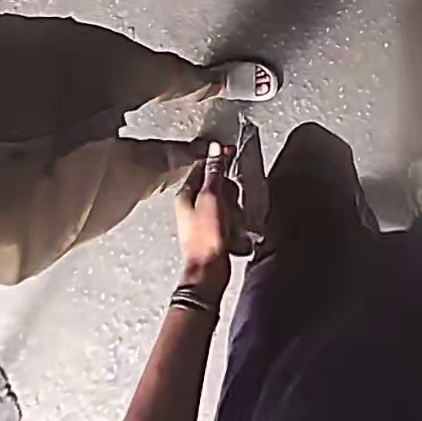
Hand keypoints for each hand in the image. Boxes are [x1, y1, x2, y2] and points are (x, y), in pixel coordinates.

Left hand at [175, 141, 238, 298]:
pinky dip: (233, 219)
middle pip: (214, 183)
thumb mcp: (212, 198)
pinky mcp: (211, 230)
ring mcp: (200, 218)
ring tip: (234, 219)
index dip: (218, 159)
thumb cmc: (207, 235)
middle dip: (228, 189)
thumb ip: (214, 172)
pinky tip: (236, 228)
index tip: (232, 154)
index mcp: (185, 194)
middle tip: (232, 200)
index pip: (202, 166)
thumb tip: (215, 148)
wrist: (208, 272)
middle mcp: (190, 204)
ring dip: (233, 206)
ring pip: (223, 199)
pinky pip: (226, 215)